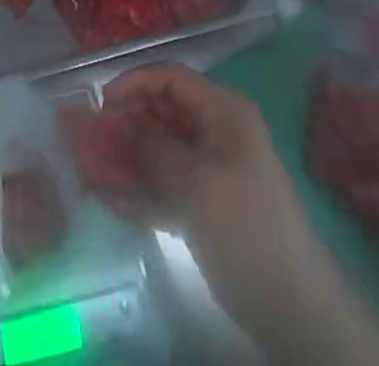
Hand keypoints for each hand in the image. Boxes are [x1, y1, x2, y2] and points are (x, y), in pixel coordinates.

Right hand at [101, 64, 312, 288]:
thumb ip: (153, 147)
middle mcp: (215, 132)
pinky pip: (161, 183)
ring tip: (91, 173)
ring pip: (157, 149)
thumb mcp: (194, 180)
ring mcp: (208, 168)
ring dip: (125, 158)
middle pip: (162, 112)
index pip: (172, 78)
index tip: (101, 105)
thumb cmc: (244, 225)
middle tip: (89, 141)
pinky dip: (137, 189)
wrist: (288, 301)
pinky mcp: (201, 201)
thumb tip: (124, 127)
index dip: (134, 83)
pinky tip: (108, 201)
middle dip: (125, 123)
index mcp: (224, 113)